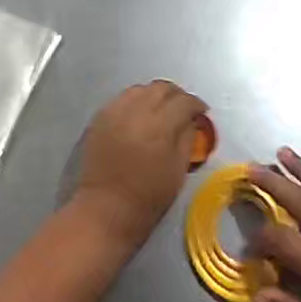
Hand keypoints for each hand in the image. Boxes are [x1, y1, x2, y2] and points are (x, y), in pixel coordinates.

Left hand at [73, 81, 205, 246]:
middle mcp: (136, 113)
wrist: (104, 213)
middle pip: (161, 88)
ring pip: (141, 89)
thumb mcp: (178, 170)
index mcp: (159, 127)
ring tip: (160, 109)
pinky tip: (139, 115)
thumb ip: (188, 138)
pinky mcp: (99, 119)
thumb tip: (191, 120)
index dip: (196, 104)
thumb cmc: (147, 198)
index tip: (201, 111)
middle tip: (183, 108)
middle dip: (177, 95)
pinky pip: (122, 99)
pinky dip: (135, 101)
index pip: (184, 102)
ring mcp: (115, 114)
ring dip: (155, 95)